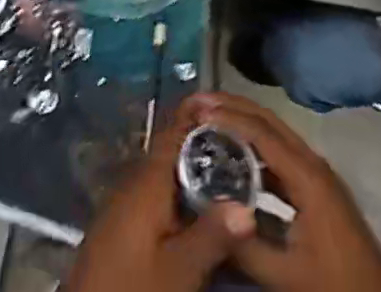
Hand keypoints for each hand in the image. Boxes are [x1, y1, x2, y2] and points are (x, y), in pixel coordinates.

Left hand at [64, 96, 257, 291]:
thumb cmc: (132, 285)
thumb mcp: (178, 270)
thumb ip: (210, 237)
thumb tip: (248, 207)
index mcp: (148, 183)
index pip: (173, 135)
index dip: (197, 118)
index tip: (230, 107)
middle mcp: (137, 183)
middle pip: (174, 153)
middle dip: (206, 146)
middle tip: (249, 144)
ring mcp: (131, 203)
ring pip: (169, 175)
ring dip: (198, 170)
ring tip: (240, 171)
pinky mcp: (130, 223)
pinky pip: (163, 196)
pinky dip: (187, 193)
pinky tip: (210, 208)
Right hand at [199, 94, 380, 291]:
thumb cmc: (334, 288)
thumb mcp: (283, 274)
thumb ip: (239, 242)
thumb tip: (199, 212)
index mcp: (308, 178)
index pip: (260, 131)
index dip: (225, 116)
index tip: (192, 110)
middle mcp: (314, 167)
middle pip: (269, 121)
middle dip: (231, 106)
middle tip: (195, 101)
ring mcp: (318, 179)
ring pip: (275, 135)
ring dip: (241, 122)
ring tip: (206, 120)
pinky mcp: (317, 193)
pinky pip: (280, 155)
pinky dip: (253, 145)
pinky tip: (230, 156)